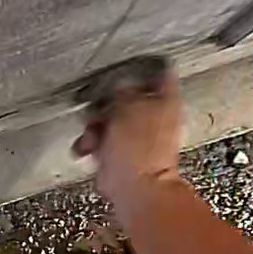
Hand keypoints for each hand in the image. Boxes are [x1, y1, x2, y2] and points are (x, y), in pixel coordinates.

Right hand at [71, 68, 185, 204]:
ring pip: (110, 120)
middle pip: (127, 98)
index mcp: (165, 101)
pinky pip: (101, 142)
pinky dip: (91, 145)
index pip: (160, 72)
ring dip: (94, 126)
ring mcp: (137, 138)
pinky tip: (87, 148)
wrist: (134, 189)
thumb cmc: (139, 152)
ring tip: (90, 136)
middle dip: (106, 102)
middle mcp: (153, 118)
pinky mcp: (121, 155)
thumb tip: (117, 82)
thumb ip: (122, 89)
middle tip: (97, 108)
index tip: (125, 64)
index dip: (141, 66)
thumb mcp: (128, 107)